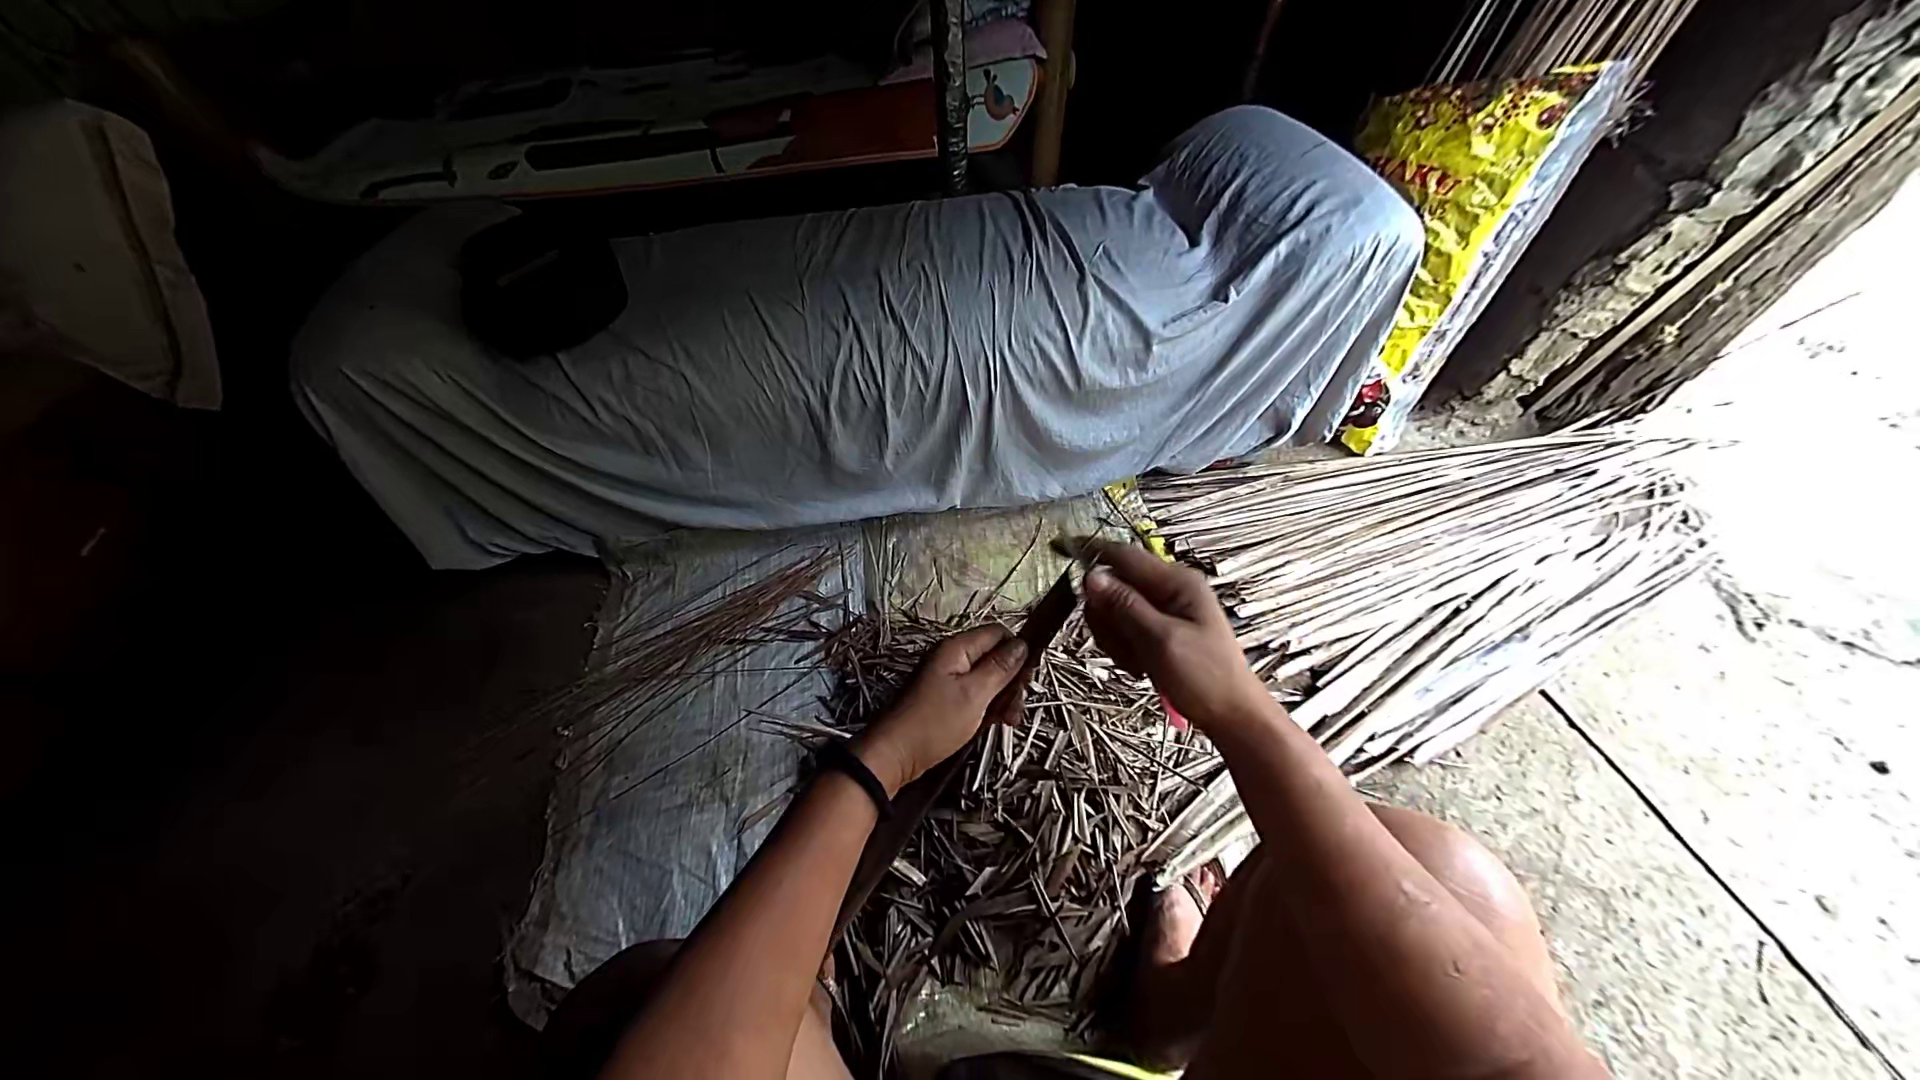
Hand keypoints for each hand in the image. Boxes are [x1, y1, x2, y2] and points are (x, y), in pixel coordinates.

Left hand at [853, 625, 1027, 792]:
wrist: (895, 754)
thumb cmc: (933, 724)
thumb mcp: (974, 694)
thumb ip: (1000, 668)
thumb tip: (1022, 644)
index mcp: (958, 649)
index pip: (999, 633)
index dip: (1018, 652)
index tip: (1027, 679)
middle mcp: (953, 658)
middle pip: (996, 657)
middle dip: (1011, 681)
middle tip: (1015, 707)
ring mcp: (949, 678)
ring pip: (988, 679)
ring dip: (1002, 698)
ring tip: (1006, 721)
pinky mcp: (947, 698)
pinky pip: (976, 695)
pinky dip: (987, 708)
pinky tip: (992, 724)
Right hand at [1079, 540, 1276, 736]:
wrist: (1232, 717)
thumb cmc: (1205, 678)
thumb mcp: (1161, 640)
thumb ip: (1124, 606)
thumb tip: (1091, 576)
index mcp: (1176, 582)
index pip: (1124, 555)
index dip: (1092, 553)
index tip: (1062, 550)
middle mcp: (1168, 590)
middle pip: (1113, 586)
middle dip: (1107, 617)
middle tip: (1121, 645)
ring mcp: (1163, 610)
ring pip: (1114, 611)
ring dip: (1115, 638)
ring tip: (1136, 660)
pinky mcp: (1157, 630)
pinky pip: (1124, 630)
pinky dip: (1124, 649)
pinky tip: (1141, 666)